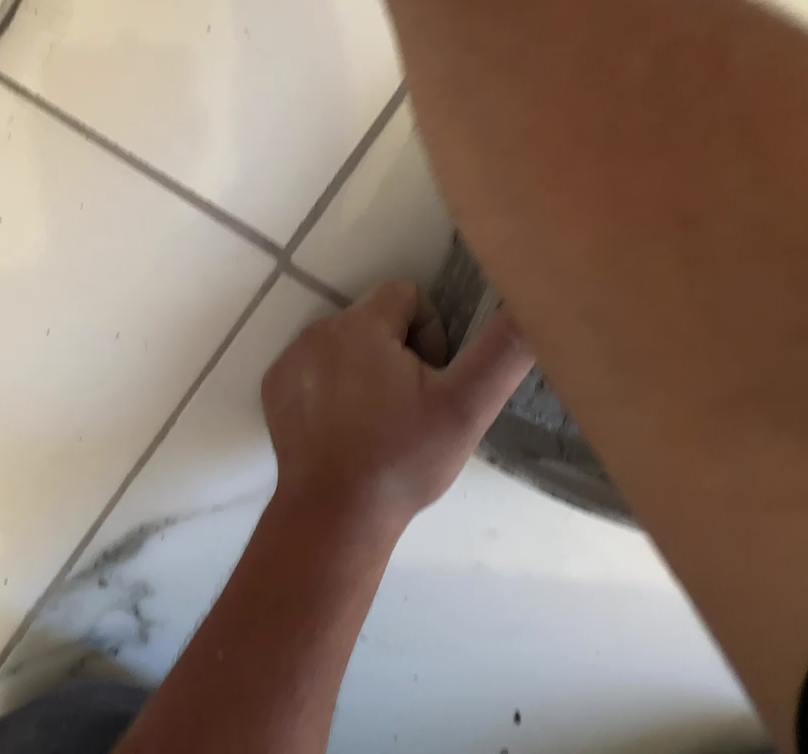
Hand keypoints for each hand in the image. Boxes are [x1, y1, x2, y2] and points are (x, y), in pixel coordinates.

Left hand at [261, 280, 534, 525]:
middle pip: (375, 321)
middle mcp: (318, 331)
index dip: (431, 334)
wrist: (336, 511)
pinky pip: (313, 370)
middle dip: (398, 353)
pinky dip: (331, 389)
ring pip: (344, 346)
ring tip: (377, 421)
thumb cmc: (403, 457)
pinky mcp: (274, 387)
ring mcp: (291, 359)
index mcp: (360, 325)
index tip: (431, 380)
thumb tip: (533, 305)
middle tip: (408, 407)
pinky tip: (343, 428)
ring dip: (365, 370)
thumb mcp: (467, 406)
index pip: (407, 296)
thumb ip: (503, 350)